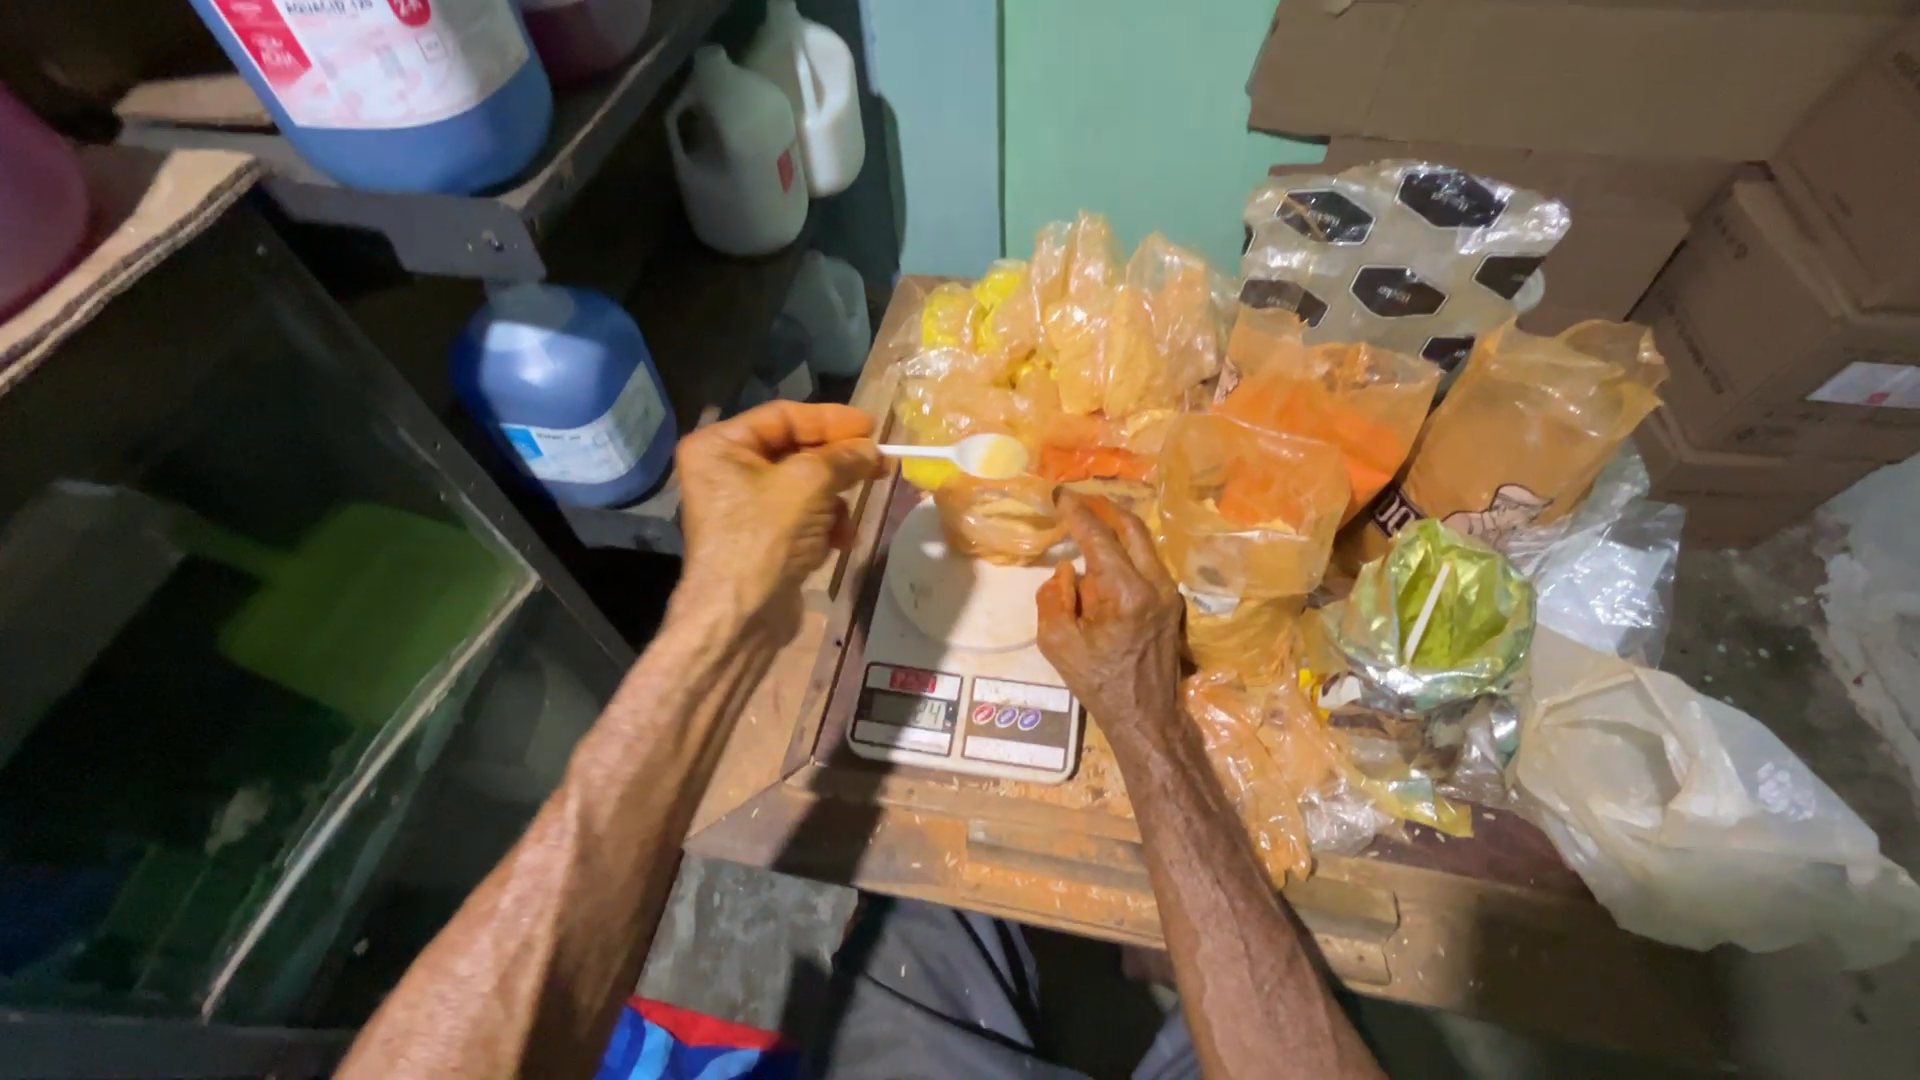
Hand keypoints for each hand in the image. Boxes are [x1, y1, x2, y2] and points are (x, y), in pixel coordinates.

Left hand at [676, 401, 883, 632]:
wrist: (741, 616)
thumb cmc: (766, 537)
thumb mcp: (810, 483)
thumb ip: (845, 457)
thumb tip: (874, 451)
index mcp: (720, 445)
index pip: (784, 416)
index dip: (831, 420)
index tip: (872, 428)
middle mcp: (725, 471)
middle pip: (796, 451)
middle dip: (838, 464)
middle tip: (879, 465)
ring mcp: (743, 507)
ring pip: (805, 486)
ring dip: (834, 501)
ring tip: (848, 518)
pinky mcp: (762, 539)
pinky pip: (802, 516)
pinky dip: (824, 525)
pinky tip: (836, 541)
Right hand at [1036, 491, 1183, 740]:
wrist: (1145, 715)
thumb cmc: (1098, 681)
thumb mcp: (1057, 642)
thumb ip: (1054, 597)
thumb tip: (1067, 569)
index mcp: (1126, 593)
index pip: (1099, 538)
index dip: (1077, 512)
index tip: (1059, 495)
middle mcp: (1155, 584)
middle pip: (1132, 527)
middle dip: (1103, 507)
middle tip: (1078, 499)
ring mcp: (1169, 593)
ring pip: (1143, 543)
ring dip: (1116, 528)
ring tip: (1088, 522)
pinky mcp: (1172, 603)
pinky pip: (1147, 562)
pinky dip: (1125, 550)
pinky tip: (1103, 557)